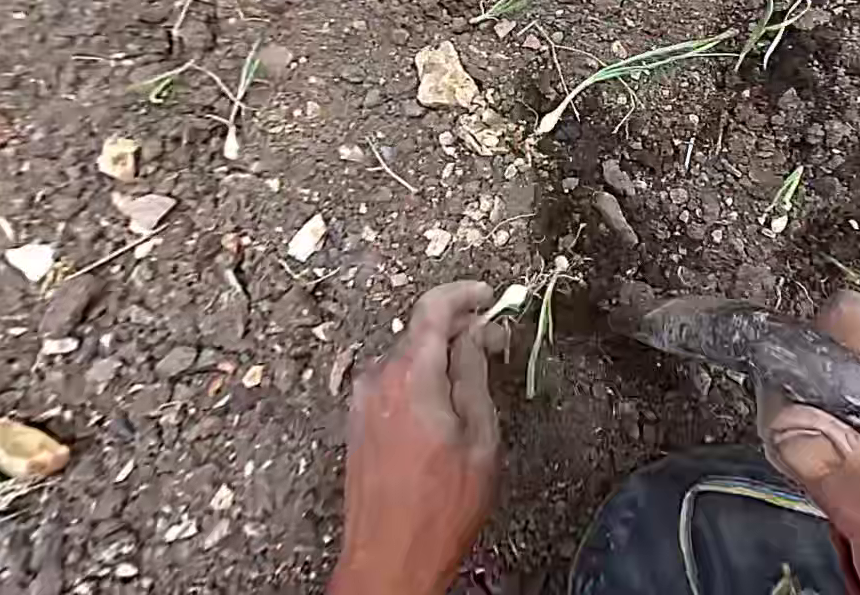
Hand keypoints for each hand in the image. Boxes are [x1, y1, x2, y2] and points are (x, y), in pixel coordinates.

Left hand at [330, 282, 500, 594]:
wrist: (386, 568)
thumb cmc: (440, 506)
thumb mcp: (479, 432)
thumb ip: (475, 371)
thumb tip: (479, 331)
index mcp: (409, 378)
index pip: (433, 307)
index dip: (466, 293)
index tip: (492, 298)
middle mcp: (378, 382)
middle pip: (423, 329)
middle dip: (463, 328)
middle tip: (498, 343)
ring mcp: (363, 403)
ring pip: (412, 353)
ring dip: (445, 352)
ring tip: (478, 376)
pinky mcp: (360, 423)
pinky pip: (398, 378)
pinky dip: (426, 373)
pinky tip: (450, 398)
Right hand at [764, 292, 859, 594]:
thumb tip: (792, 424)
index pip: (858, 326)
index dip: (819, 361)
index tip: (804, 417)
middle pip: (853, 334)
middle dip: (825, 385)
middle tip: (831, 454)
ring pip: (855, 350)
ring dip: (835, 399)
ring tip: (851, 461)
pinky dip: (849, 404)